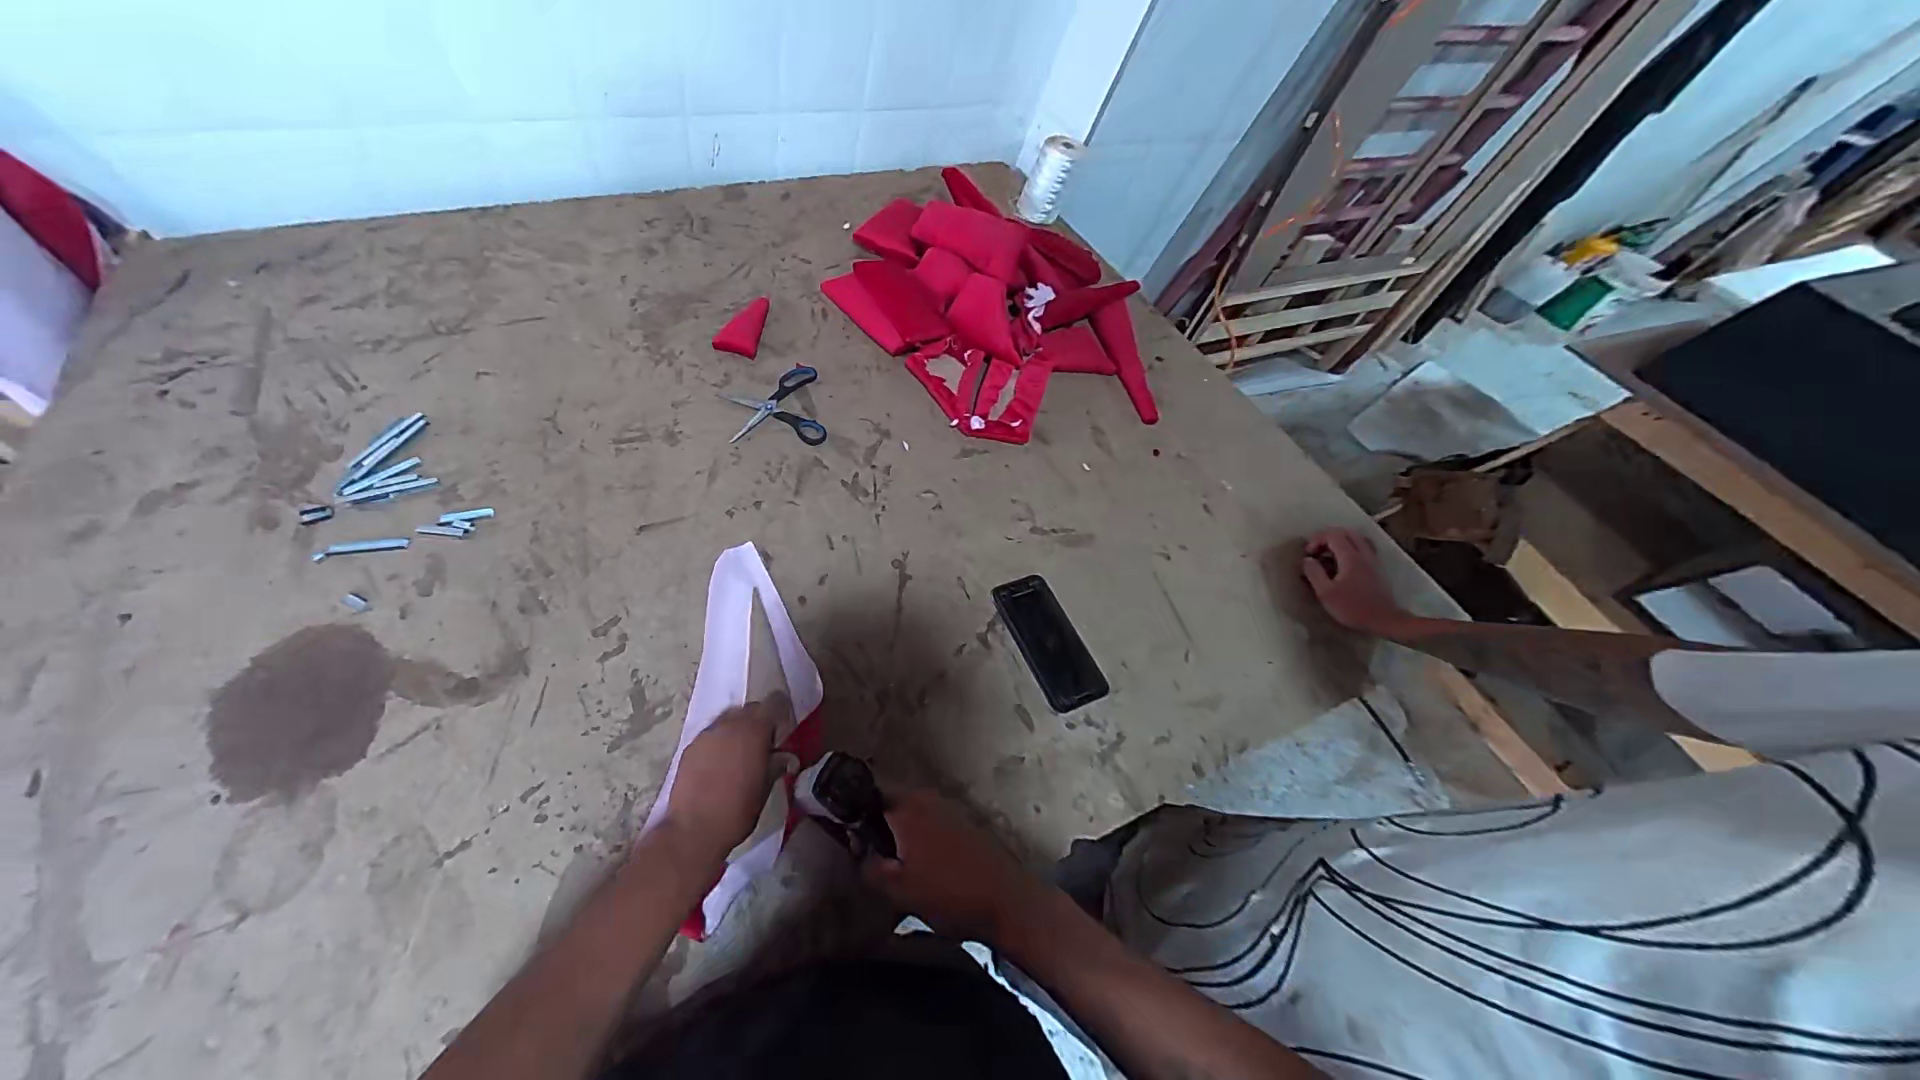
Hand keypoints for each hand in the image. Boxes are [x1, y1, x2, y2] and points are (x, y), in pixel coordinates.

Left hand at [659, 696, 780, 861]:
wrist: (692, 830)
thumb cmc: (738, 809)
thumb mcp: (765, 788)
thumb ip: (777, 765)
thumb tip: (788, 757)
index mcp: (754, 730)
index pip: (774, 703)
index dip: (782, 714)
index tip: (783, 734)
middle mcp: (730, 724)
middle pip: (750, 709)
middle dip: (759, 721)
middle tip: (764, 746)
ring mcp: (707, 734)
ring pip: (728, 720)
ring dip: (738, 731)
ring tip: (740, 756)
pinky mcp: (689, 747)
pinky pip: (711, 735)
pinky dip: (720, 743)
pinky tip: (719, 765)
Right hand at [861, 789, 1044, 943]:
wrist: (1006, 899)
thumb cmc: (948, 893)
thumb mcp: (898, 890)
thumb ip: (870, 866)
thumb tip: (860, 849)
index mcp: (906, 808)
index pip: (867, 794)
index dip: (852, 811)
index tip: (845, 832)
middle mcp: (926, 798)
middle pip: (889, 801)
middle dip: (876, 822)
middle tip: (868, 853)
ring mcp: (948, 807)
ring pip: (910, 811)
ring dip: (898, 830)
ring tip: (894, 862)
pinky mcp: (964, 820)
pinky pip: (930, 819)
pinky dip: (919, 834)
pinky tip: (921, 862)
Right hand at [1302, 528, 1410, 635]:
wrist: (1384, 620)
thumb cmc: (1352, 608)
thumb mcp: (1325, 593)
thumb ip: (1314, 573)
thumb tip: (1306, 560)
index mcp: (1350, 557)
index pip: (1332, 535)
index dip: (1316, 539)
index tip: (1308, 554)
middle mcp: (1363, 554)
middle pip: (1346, 532)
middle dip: (1328, 537)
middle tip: (1317, 551)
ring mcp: (1373, 560)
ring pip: (1357, 539)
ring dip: (1340, 542)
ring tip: (1329, 556)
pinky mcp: (1377, 568)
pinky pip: (1363, 548)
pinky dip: (1350, 549)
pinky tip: (1343, 564)